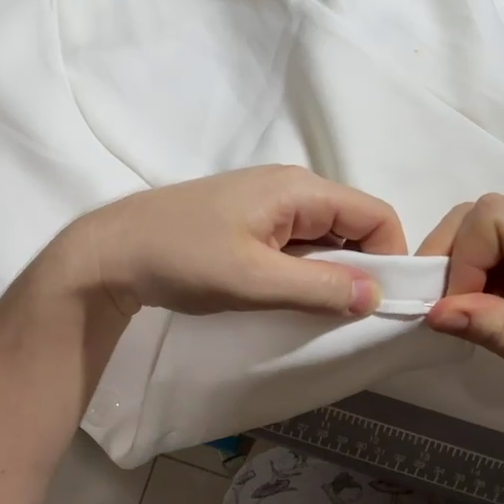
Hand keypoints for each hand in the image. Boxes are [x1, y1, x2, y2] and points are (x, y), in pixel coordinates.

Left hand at [51, 166, 407, 317]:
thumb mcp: (255, 281)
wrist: (112, 252)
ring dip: (328, 273)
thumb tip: (377, 296)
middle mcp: (291, 188)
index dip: (391, 257)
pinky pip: (296, 243)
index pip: (375, 214)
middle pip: (353, 224)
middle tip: (347, 315)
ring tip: (313, 310)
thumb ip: (319, 288)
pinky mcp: (248, 220)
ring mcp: (267, 203)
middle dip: (360, 268)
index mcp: (299, 189)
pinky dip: (302, 270)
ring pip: (324, 237)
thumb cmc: (184, 260)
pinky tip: (285, 296)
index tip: (382, 303)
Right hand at [418, 194, 503, 435]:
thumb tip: (435, 310)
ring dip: (461, 269)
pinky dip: (477, 281)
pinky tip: (481, 316)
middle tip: (444, 309)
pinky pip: (502, 258)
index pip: (494, 217)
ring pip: (488, 234)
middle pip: (484, 215)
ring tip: (461, 316)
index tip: (456, 309)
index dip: (462, 256)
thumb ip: (500, 332)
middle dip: (450, 255)